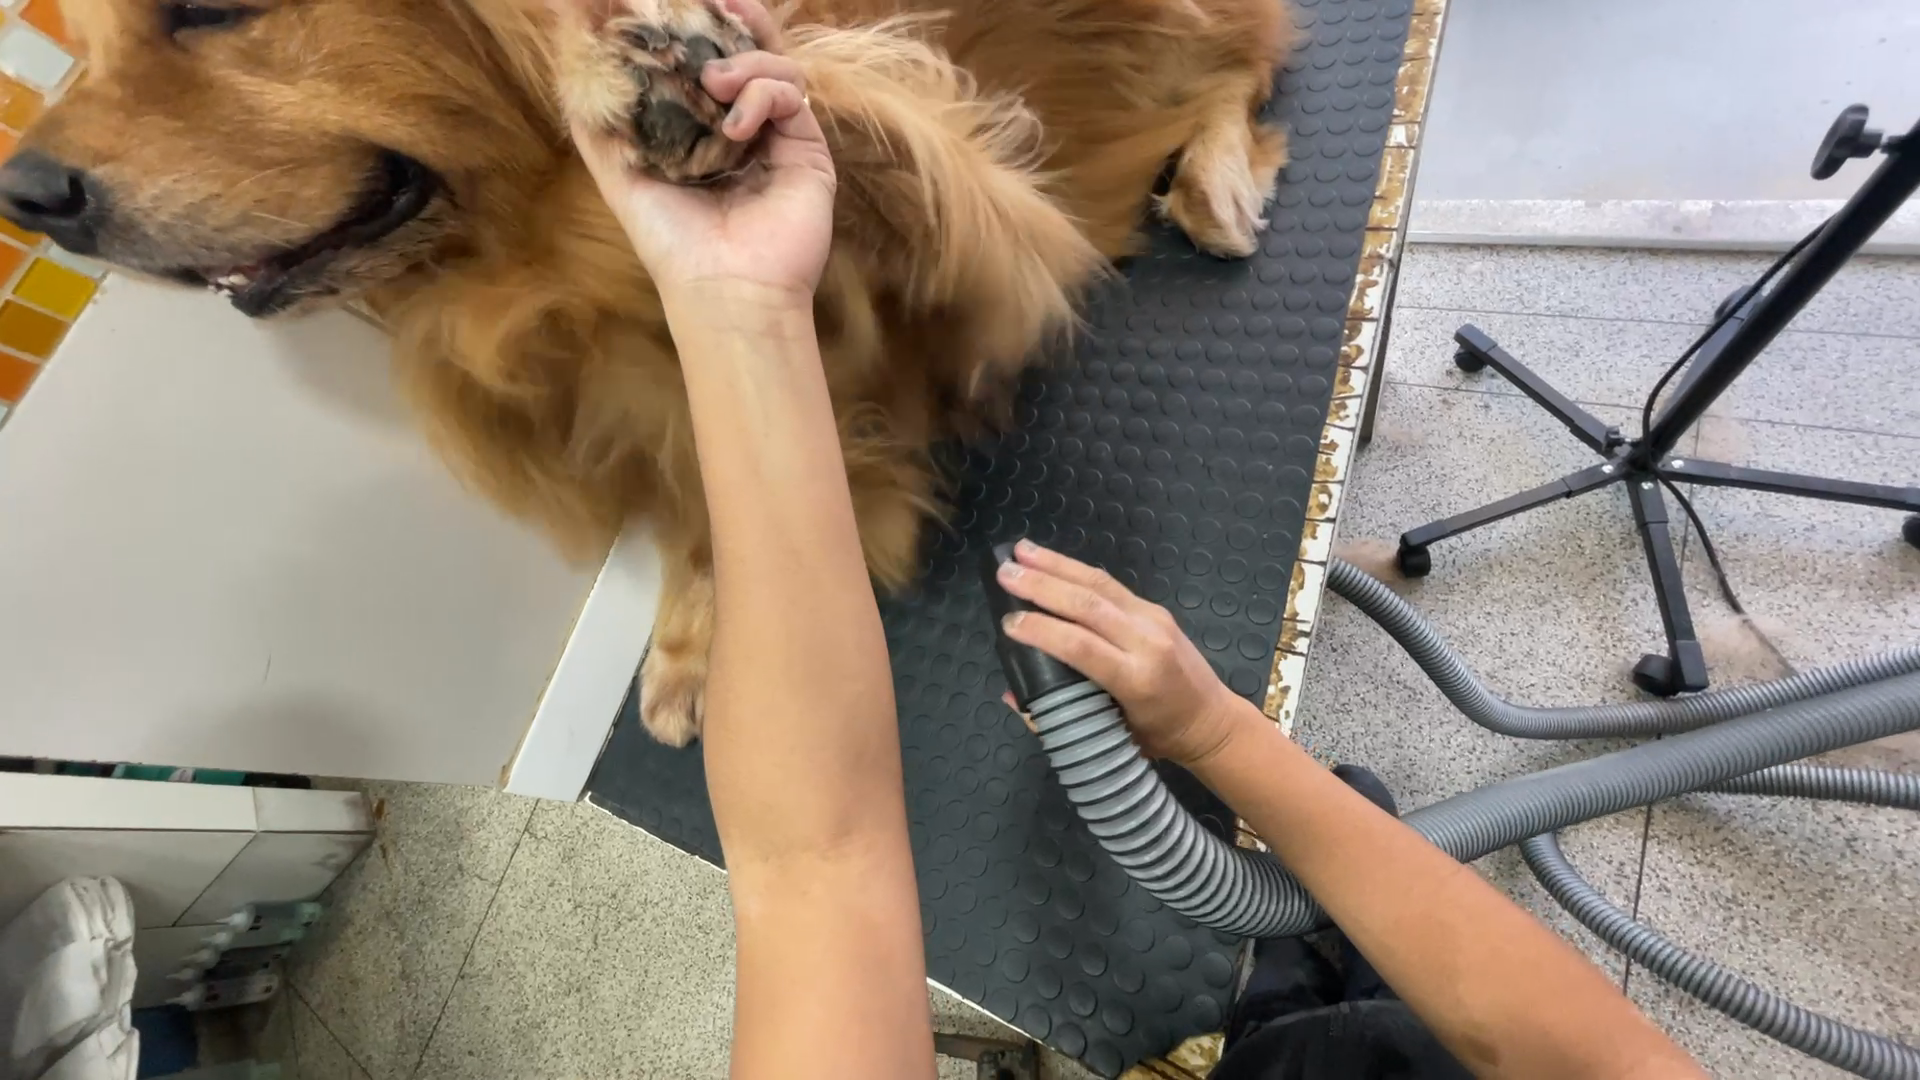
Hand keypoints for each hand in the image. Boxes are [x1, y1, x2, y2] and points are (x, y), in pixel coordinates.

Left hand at [565, 0, 835, 306]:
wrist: (725, 290)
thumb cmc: (671, 239)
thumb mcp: (614, 162)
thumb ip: (591, 97)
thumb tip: (568, 15)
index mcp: (702, 132)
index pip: (702, 59)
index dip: (692, 23)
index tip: (673, 2)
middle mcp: (744, 132)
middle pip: (746, 52)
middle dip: (727, 21)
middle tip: (706, 5)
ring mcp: (779, 142)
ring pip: (775, 65)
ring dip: (743, 60)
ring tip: (714, 86)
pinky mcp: (808, 154)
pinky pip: (793, 96)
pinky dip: (764, 93)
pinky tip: (737, 127)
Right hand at [995, 540, 1252, 767]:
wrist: (1212, 721)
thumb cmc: (1158, 736)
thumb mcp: (1110, 737)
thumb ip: (1059, 718)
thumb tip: (1011, 696)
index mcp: (1136, 680)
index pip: (1082, 646)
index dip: (1042, 630)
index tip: (1007, 622)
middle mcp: (1147, 642)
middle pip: (1088, 605)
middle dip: (1042, 585)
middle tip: (1004, 572)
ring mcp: (1154, 620)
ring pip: (1100, 584)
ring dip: (1057, 564)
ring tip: (1020, 551)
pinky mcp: (1155, 609)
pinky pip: (1111, 585)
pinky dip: (1076, 570)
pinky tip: (1051, 561)